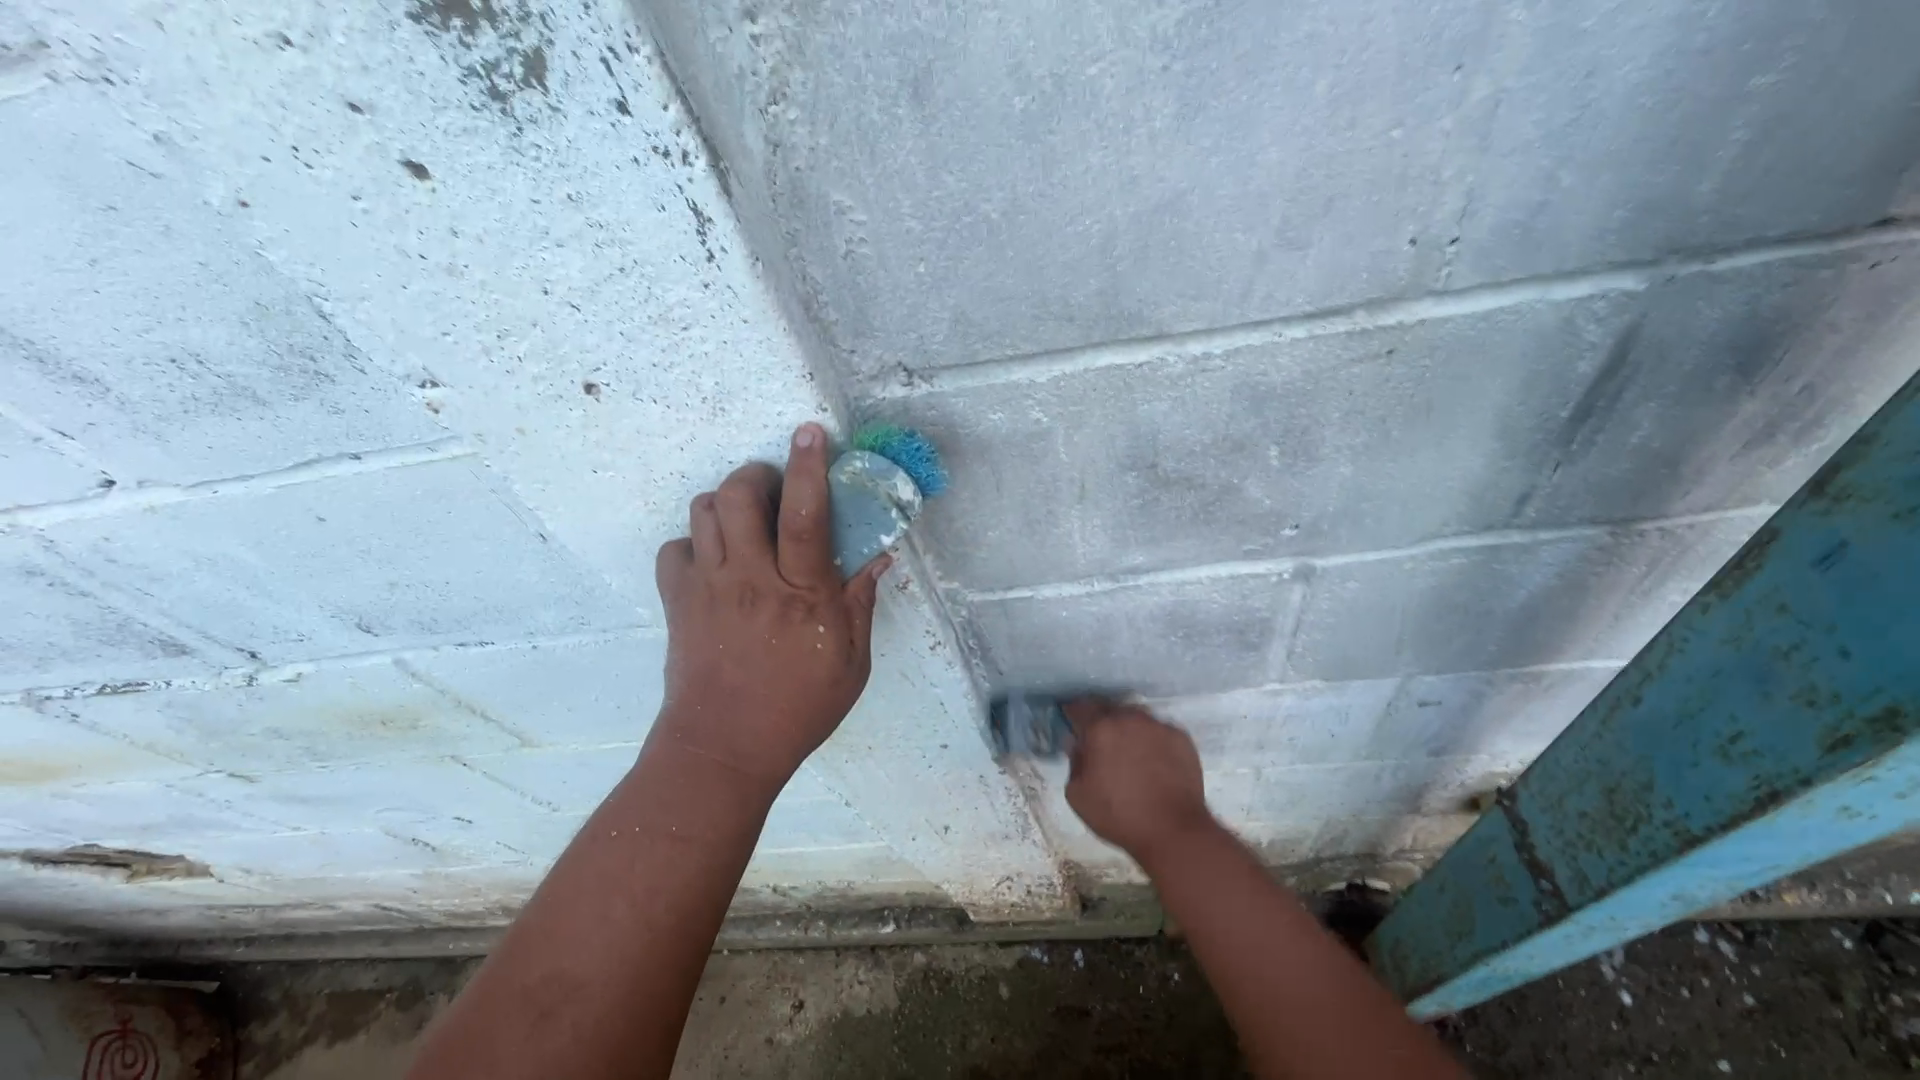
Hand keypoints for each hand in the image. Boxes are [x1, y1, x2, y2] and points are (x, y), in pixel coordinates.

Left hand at [651, 422, 889, 790]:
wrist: (723, 748)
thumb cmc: (797, 709)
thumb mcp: (851, 663)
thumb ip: (860, 604)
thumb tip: (877, 557)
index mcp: (801, 594)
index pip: (803, 515)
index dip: (809, 468)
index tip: (809, 432)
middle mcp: (750, 579)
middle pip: (738, 496)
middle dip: (756, 475)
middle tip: (774, 488)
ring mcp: (707, 588)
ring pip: (703, 512)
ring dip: (726, 502)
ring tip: (746, 519)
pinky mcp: (677, 602)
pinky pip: (675, 548)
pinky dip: (694, 543)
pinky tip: (714, 561)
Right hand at [1064, 699, 1217, 865]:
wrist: (1173, 830)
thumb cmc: (1119, 815)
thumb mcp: (1078, 795)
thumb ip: (1074, 762)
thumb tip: (1079, 746)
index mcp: (1100, 728)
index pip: (1080, 707)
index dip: (1072, 714)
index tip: (1072, 724)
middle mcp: (1130, 718)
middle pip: (1109, 709)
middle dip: (1101, 721)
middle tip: (1100, 743)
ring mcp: (1159, 726)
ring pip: (1136, 718)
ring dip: (1128, 730)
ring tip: (1130, 754)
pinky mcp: (1181, 737)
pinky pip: (1158, 731)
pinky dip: (1152, 740)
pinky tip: (1154, 762)